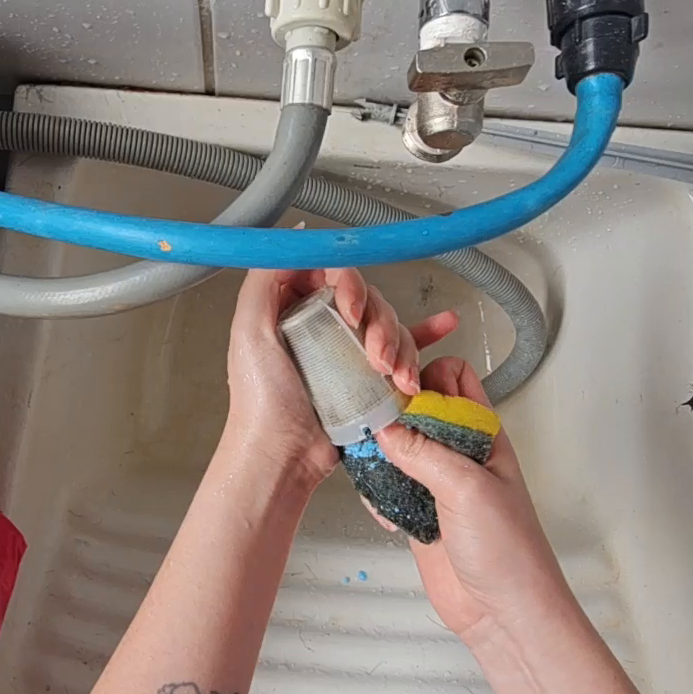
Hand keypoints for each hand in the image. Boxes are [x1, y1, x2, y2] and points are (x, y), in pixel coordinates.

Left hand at [221, 268, 457, 485]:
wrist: (282, 457)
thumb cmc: (261, 402)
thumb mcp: (249, 331)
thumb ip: (263, 279)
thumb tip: (294, 237)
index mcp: (290, 309)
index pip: (330, 274)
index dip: (348, 284)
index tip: (351, 310)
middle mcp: (318, 325)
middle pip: (366, 299)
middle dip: (378, 323)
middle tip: (373, 353)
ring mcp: (344, 351)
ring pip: (387, 324)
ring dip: (399, 344)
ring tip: (395, 375)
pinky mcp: (365, 377)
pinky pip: (402, 348)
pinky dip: (424, 337)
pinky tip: (444, 326)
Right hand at [373, 358, 565, 639]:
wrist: (504, 615)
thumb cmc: (508, 549)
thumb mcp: (467, 487)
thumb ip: (424, 451)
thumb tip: (383, 426)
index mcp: (482, 434)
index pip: (453, 378)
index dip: (425, 375)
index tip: (397, 390)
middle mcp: (458, 452)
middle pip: (417, 410)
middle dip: (391, 411)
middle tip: (369, 421)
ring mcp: (436, 483)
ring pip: (397, 447)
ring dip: (377, 452)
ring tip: (367, 463)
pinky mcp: (417, 513)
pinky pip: (387, 487)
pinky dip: (376, 491)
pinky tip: (382, 508)